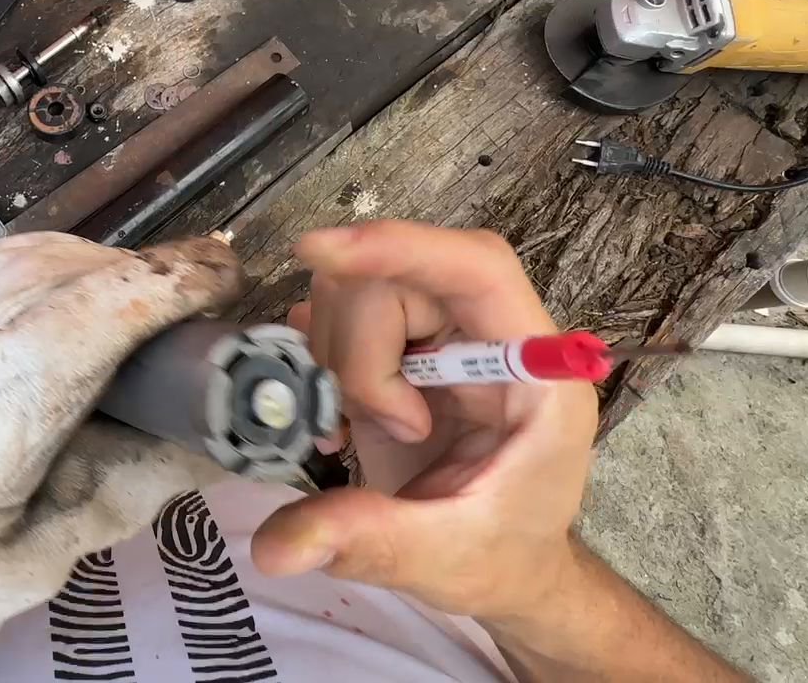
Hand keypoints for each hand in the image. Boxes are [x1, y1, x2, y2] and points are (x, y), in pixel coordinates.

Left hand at [0, 233, 242, 682]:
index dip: (150, 291)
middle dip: (141, 273)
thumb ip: (146, 474)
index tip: (217, 277)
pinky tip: (77, 281)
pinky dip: (50, 258)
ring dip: (99, 262)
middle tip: (198, 286)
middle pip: (55, 278)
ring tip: (145, 289)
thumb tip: (227, 422)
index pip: (68, 331)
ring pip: (26, 255)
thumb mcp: (62, 544)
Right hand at [250, 220, 596, 624]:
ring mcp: (432, 331)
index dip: (398, 247)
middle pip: (390, 281)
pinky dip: (317, 359)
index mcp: (533, 368)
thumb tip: (274, 548)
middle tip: (376, 428)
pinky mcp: (392, 338)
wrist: (499, 554)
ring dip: (335, 361)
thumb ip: (370, 542)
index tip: (315, 250)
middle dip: (359, 357)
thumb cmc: (501, 553)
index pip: (474, 267)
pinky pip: (331, 312)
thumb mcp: (448, 560)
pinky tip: (337, 414)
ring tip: (362, 427)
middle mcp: (482, 331)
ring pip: (349, 292)